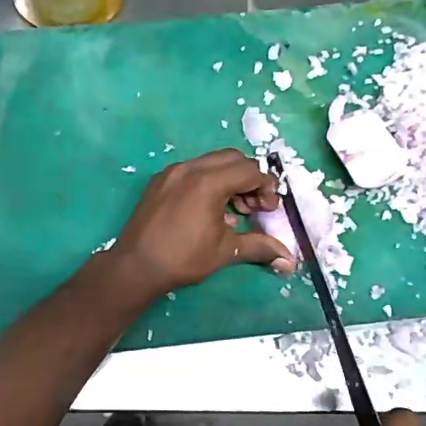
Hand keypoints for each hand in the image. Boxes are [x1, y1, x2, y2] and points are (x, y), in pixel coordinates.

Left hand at [109, 149, 294, 300]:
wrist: (135, 266)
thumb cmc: (182, 258)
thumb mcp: (225, 251)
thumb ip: (260, 246)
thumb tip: (290, 260)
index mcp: (207, 181)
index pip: (250, 170)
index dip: (266, 187)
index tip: (270, 209)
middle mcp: (188, 169)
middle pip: (231, 159)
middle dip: (249, 179)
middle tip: (254, 207)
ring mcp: (170, 174)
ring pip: (210, 163)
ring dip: (229, 180)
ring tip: (234, 211)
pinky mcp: (158, 183)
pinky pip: (190, 172)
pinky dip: (207, 182)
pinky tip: (209, 210)